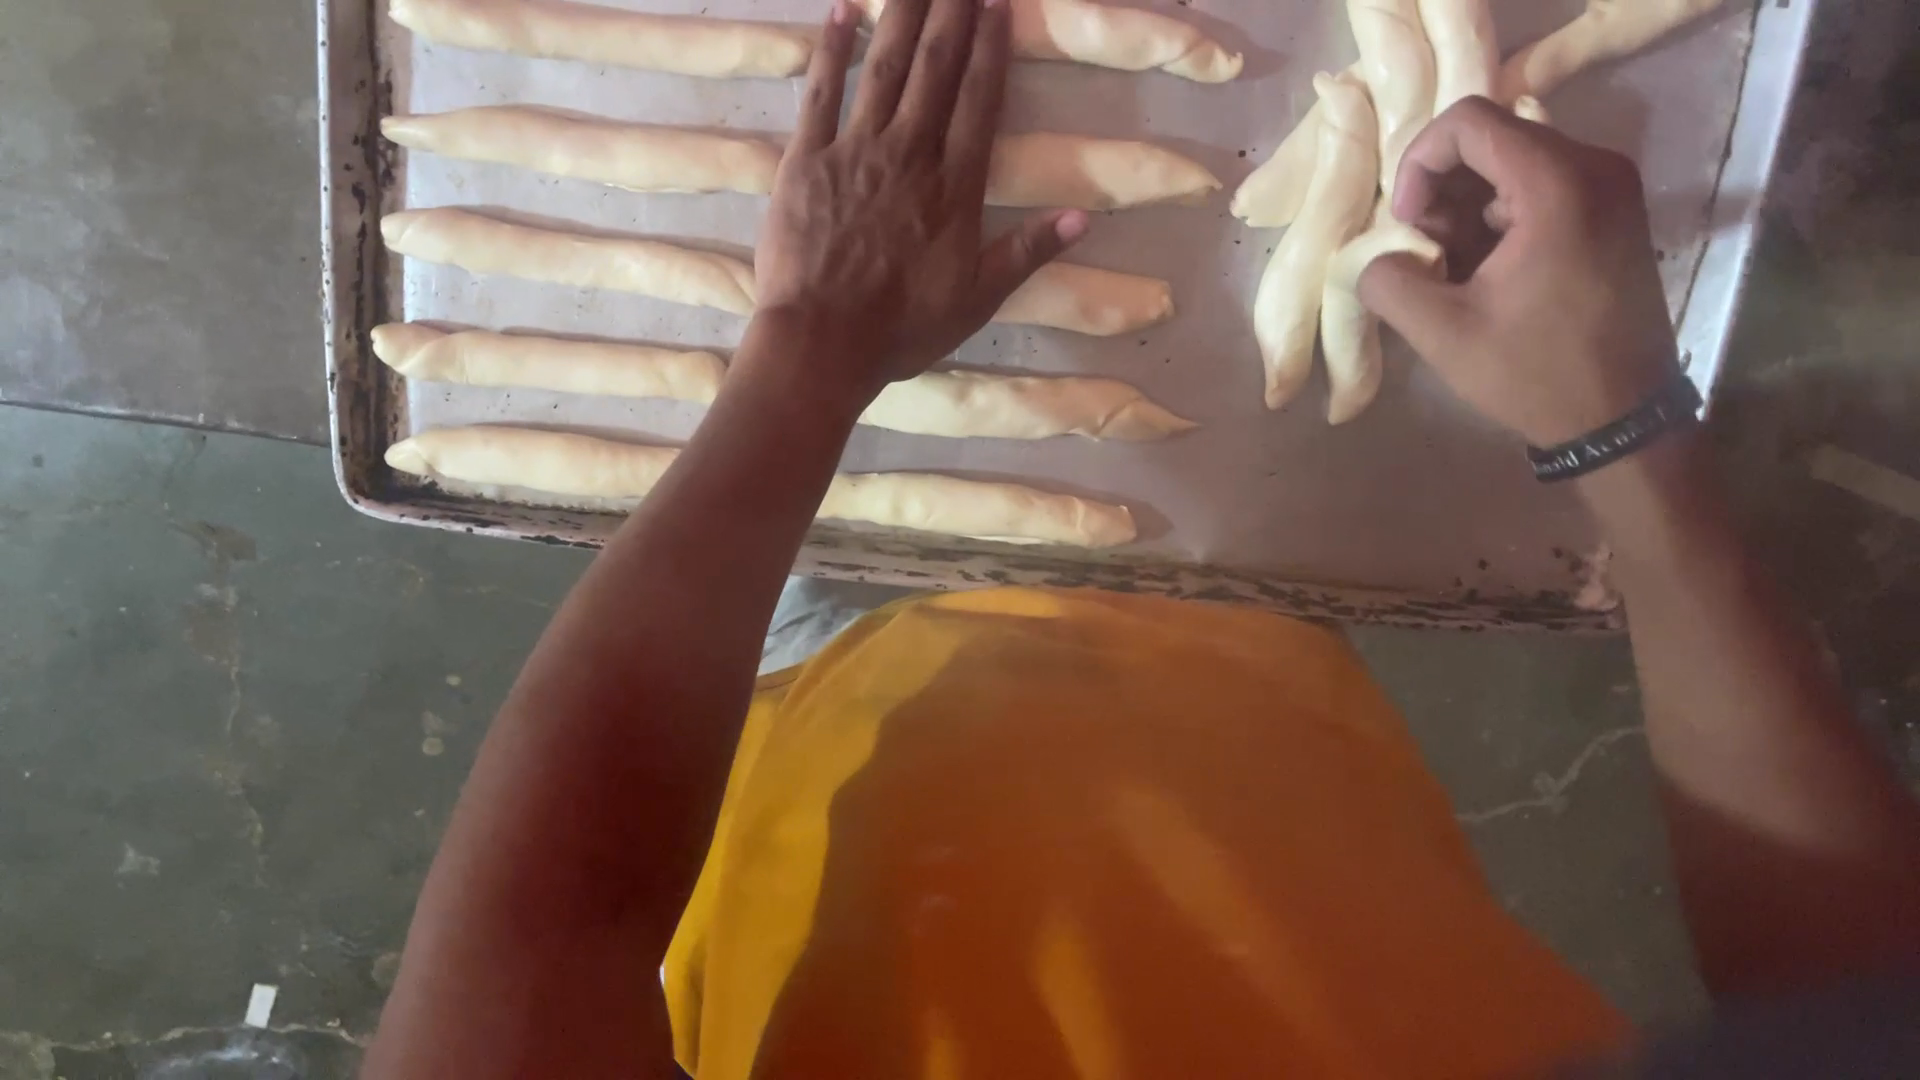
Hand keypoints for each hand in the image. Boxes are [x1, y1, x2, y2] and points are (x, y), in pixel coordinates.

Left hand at [745, 0, 1087, 403]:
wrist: (823, 342)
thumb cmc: (903, 329)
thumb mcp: (976, 300)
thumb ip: (1025, 252)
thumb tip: (1084, 217)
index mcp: (953, 188)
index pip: (979, 101)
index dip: (991, 47)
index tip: (997, 1)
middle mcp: (908, 154)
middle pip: (935, 68)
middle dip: (951, 9)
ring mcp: (854, 152)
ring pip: (883, 67)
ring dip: (901, 12)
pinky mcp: (806, 162)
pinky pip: (820, 94)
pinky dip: (830, 51)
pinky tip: (840, 12)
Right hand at [1358, 97, 1679, 447]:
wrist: (1618, 413)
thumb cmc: (1531, 371)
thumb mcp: (1441, 333)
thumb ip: (1390, 283)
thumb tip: (1374, 259)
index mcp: (1556, 185)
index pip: (1469, 122)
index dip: (1418, 162)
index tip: (1407, 222)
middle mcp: (1593, 167)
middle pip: (1491, 138)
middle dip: (1438, 190)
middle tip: (1422, 250)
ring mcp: (1608, 188)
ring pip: (1511, 163)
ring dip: (1462, 206)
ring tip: (1447, 267)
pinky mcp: (1609, 212)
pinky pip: (1536, 187)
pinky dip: (1493, 216)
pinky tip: (1480, 270)